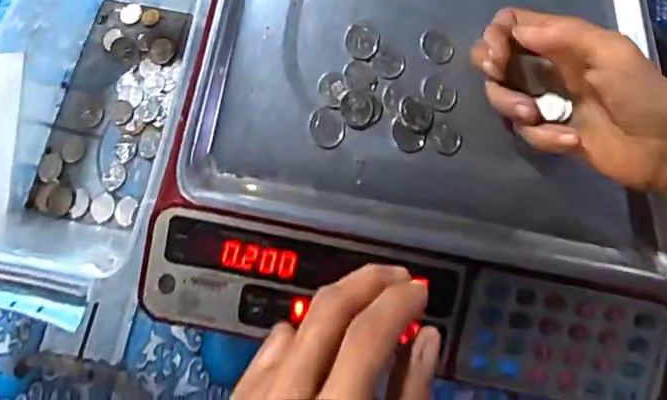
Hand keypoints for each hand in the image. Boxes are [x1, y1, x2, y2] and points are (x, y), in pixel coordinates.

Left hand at [233, 265, 441, 399]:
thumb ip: (409, 396)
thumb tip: (426, 338)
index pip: (367, 336)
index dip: (398, 304)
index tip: (420, 289)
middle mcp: (289, 391)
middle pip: (330, 311)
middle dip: (370, 283)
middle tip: (400, 278)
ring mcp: (257, 392)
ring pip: (300, 320)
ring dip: (339, 303)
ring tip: (369, 302)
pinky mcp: (240, 395)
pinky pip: (273, 346)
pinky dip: (301, 335)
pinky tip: (320, 339)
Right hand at [472, 8, 666, 195]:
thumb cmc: (646, 96)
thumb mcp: (614, 54)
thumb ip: (566, 35)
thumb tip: (516, 31)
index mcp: (562, 41)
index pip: (512, 22)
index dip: (495, 33)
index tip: (498, 55)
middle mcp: (548, 66)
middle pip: (494, 54)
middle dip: (489, 64)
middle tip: (497, 76)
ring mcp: (547, 99)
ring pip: (501, 92)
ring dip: (509, 102)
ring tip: (534, 116)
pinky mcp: (551, 132)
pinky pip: (525, 130)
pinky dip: (541, 136)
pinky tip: (571, 141)